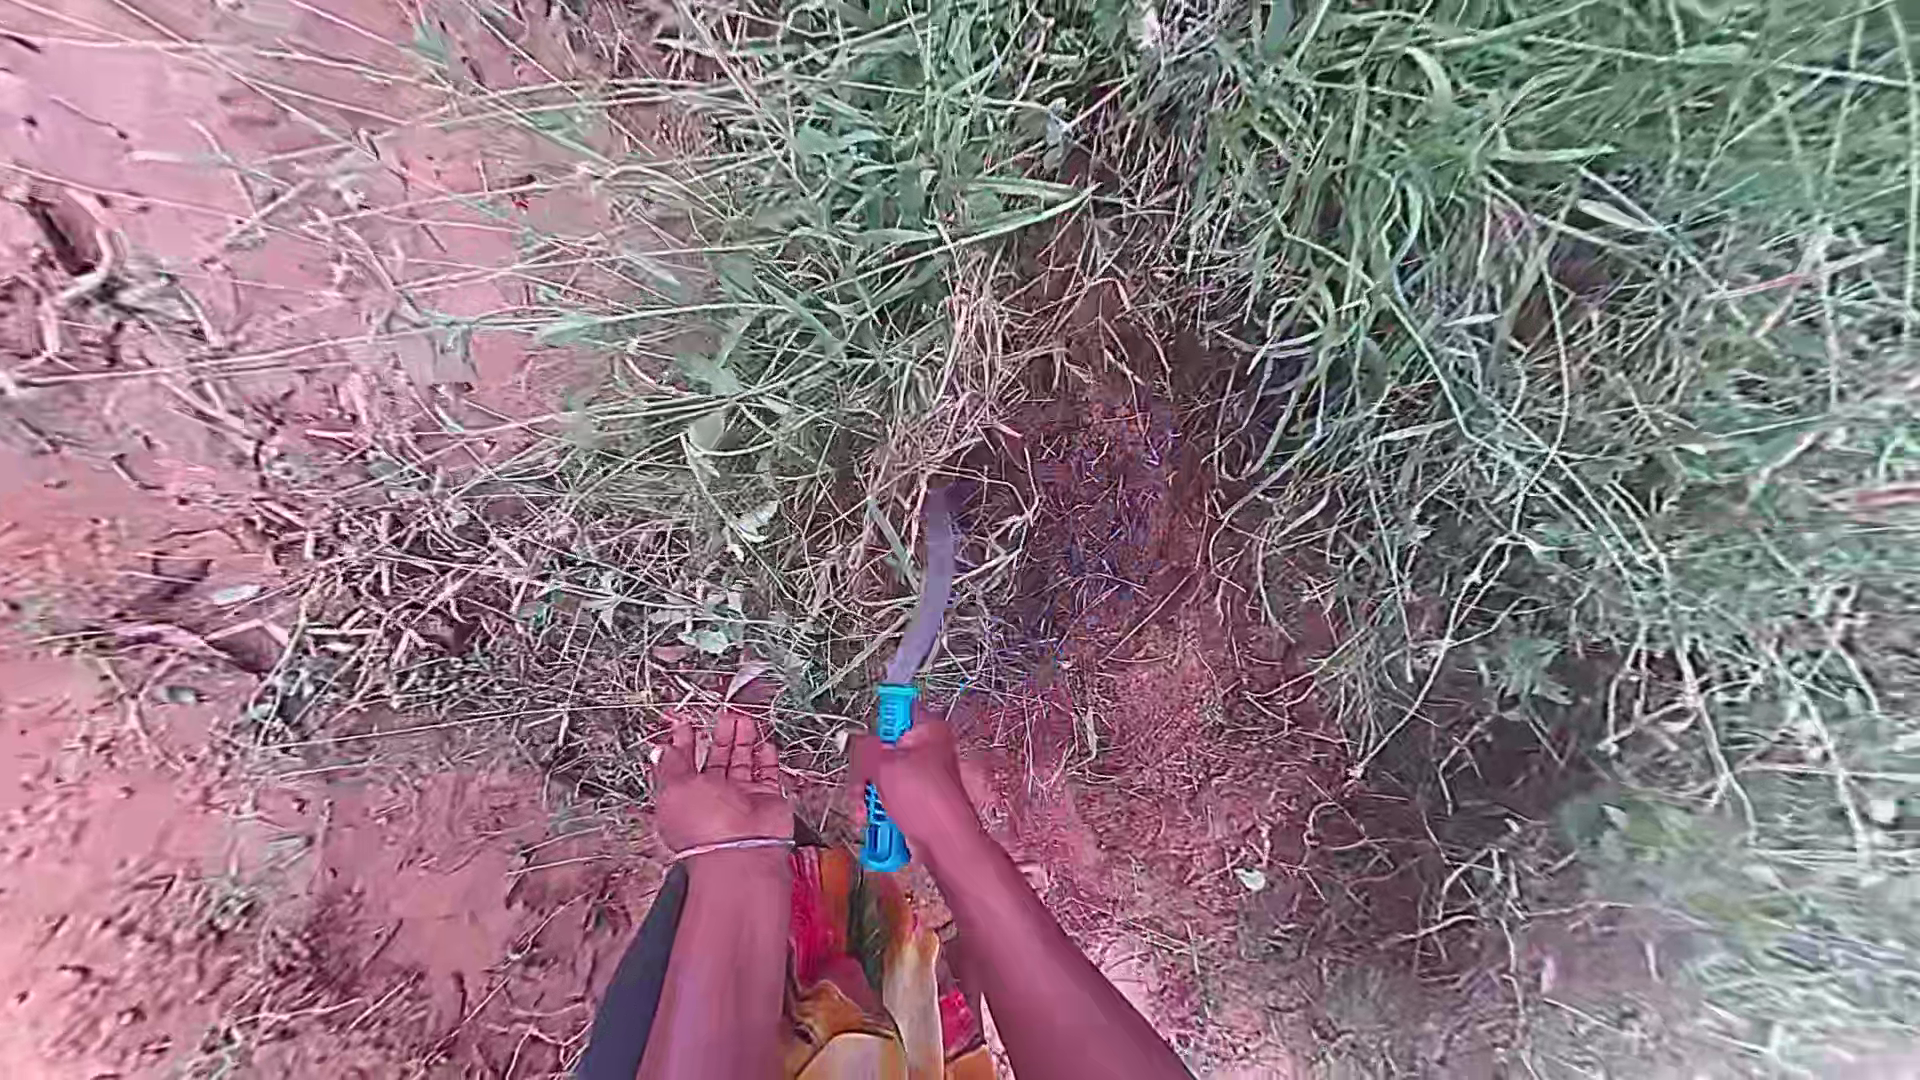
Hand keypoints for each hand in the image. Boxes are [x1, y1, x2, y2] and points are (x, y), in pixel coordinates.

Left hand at [652, 709, 793, 856]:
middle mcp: (713, 798)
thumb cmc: (704, 828)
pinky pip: (767, 773)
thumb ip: (671, 765)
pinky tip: (764, 744)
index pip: (685, 763)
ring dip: (743, 740)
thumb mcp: (676, 789)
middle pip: (717, 759)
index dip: (687, 742)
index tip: (689, 725)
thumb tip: (662, 750)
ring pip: (742, 761)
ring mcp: (740, 797)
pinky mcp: (765, 798)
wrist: (742, 850)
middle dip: (721, 735)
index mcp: (686, 797)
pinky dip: (766, 757)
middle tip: (725, 716)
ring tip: (745, 720)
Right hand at [847, 717, 987, 872]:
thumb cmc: (925, 801)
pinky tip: (875, 821)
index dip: (878, 726)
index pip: (896, 709)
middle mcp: (928, 746)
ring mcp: (923, 773)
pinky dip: (879, 806)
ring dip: (868, 794)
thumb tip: (855, 739)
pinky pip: (889, 793)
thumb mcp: (884, 767)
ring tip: (866, 813)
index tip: (867, 743)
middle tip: (863, 788)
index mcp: (928, 728)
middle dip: (866, 772)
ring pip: (882, 773)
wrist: (946, 845)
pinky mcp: (917, 796)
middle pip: (883, 746)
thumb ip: (864, 748)